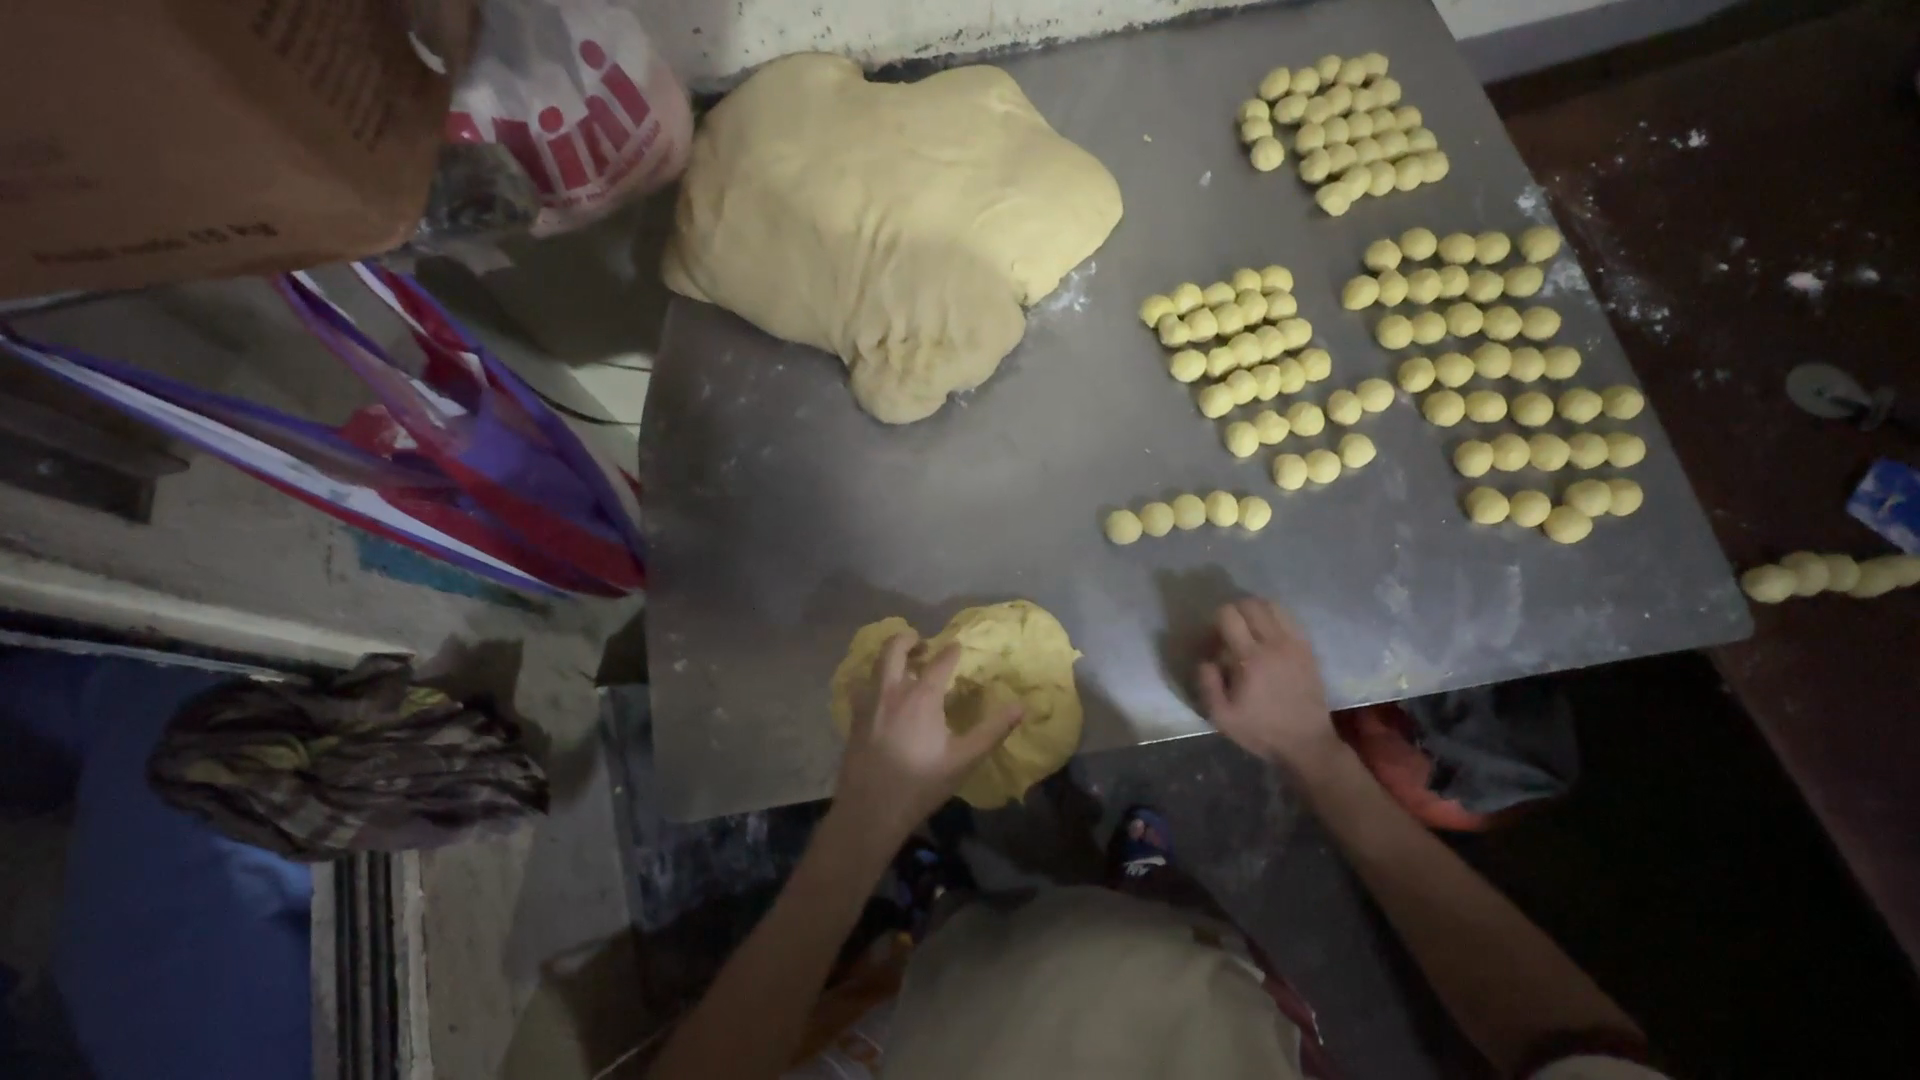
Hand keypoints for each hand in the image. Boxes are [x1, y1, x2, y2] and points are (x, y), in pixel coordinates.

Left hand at [833, 633, 1021, 844]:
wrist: (870, 810)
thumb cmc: (921, 784)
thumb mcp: (964, 760)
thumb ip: (992, 731)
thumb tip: (1021, 707)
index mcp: (921, 697)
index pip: (940, 661)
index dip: (951, 651)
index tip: (958, 647)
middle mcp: (892, 691)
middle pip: (894, 649)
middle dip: (907, 638)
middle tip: (920, 641)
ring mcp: (868, 704)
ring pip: (875, 665)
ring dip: (889, 657)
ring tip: (902, 663)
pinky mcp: (854, 719)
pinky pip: (862, 687)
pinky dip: (873, 680)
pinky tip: (880, 695)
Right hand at [1197, 598, 1340, 773]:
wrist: (1306, 742)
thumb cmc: (1261, 730)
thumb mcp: (1221, 716)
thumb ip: (1207, 683)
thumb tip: (1205, 659)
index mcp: (1250, 658)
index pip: (1228, 615)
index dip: (1215, 621)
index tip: (1213, 639)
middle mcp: (1274, 644)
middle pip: (1250, 604)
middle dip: (1234, 611)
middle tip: (1228, 632)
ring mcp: (1295, 644)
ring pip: (1272, 606)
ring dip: (1255, 611)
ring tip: (1248, 629)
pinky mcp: (1308, 649)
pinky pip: (1290, 618)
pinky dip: (1275, 618)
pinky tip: (1268, 636)